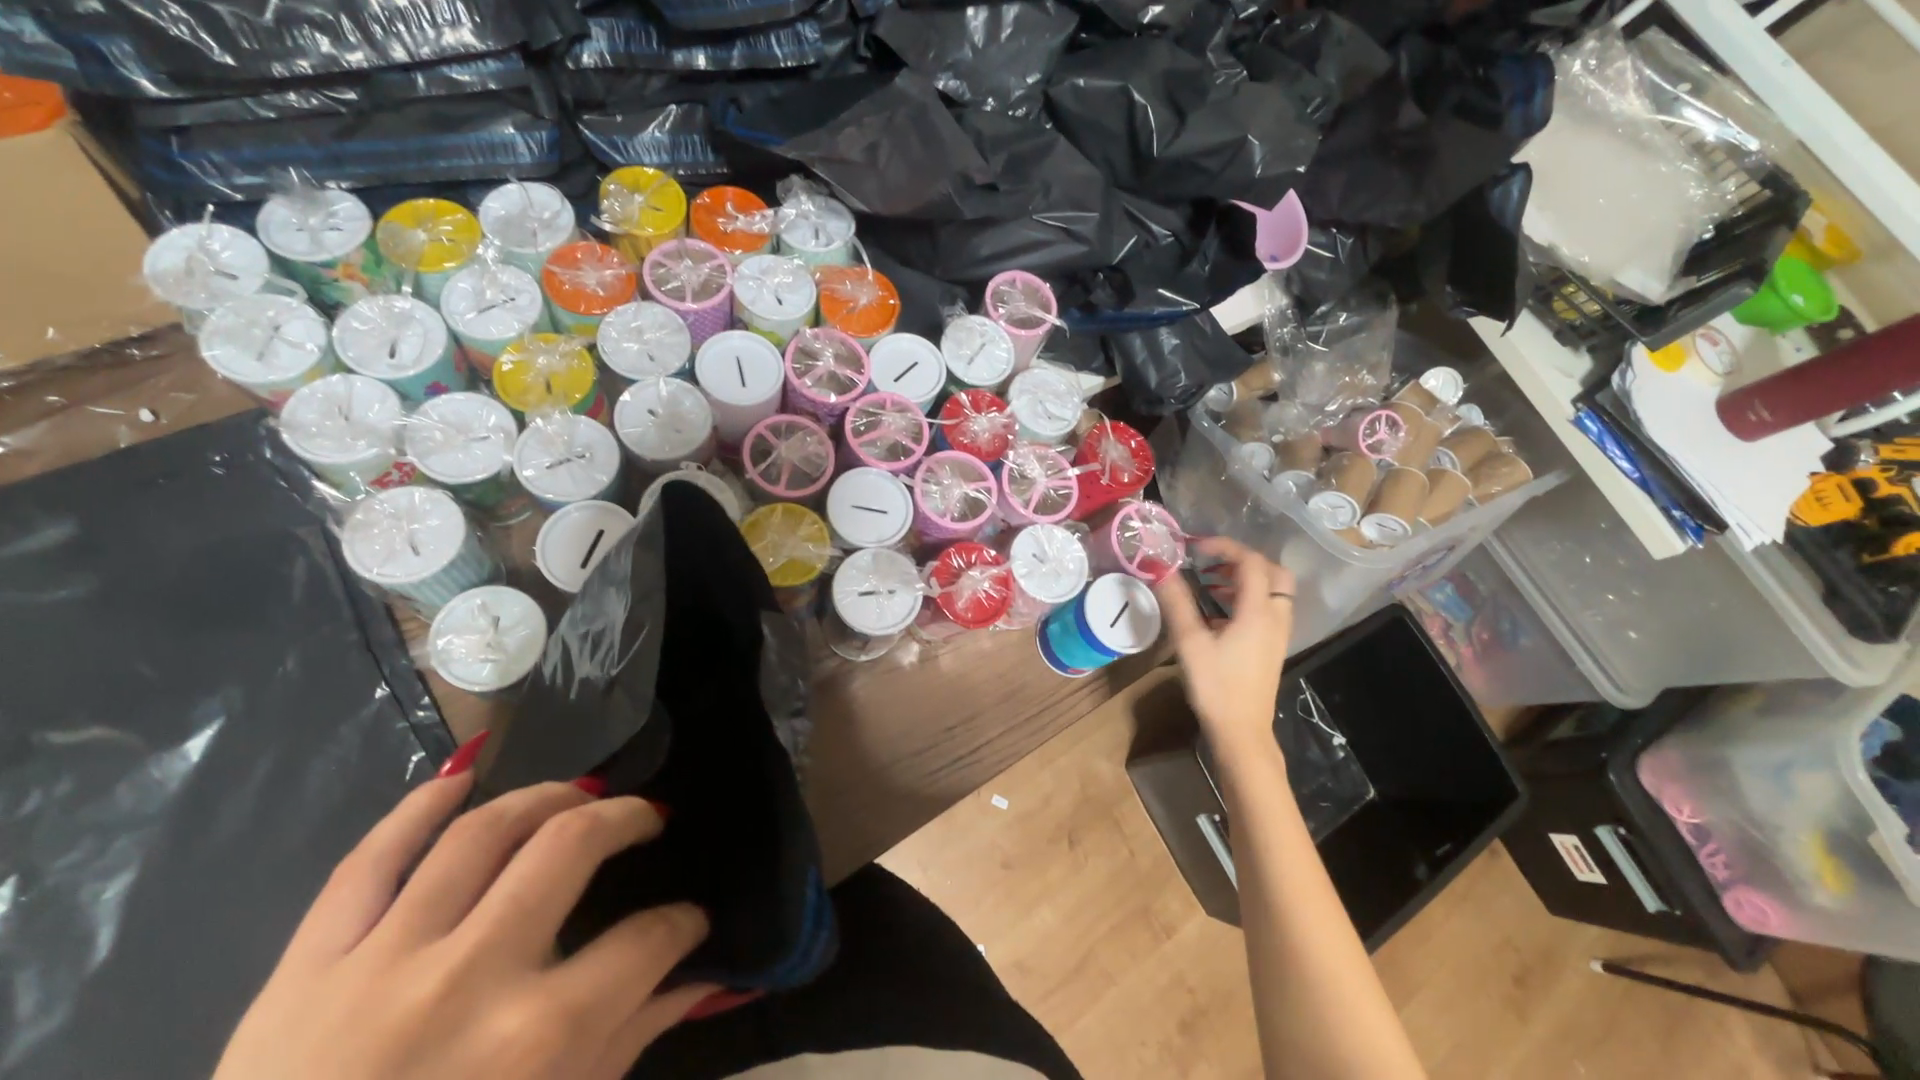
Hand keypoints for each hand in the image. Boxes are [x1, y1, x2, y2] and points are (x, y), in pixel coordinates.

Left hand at [213, 772, 713, 1079]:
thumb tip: (706, 982)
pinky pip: (368, 860)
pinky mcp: (310, 962)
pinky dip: (418, 806)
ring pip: (480, 834)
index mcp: (541, 1035)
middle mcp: (473, 976)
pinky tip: (464, 776)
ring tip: (578, 793)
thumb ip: (631, 1039)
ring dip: (544, 796)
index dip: (684, 922)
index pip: (647, 940)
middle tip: (646, 818)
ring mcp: (385, 959)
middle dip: (626, 818)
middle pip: (568, 847)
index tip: (688, 920)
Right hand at [1155, 537, 1293, 752]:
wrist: (1241, 731)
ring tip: (1211, 585)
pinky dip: (1248, 599)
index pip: (1250, 561)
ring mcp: (1278, 633)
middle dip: (1242, 560)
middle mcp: (1275, 616)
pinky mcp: (1273, 647)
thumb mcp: (1190, 642)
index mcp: (1258, 611)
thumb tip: (1159, 568)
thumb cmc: (1216, 686)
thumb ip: (1176, 601)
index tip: (1196, 548)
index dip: (1225, 546)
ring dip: (1246, 580)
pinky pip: (1268, 608)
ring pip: (1273, 590)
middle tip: (1212, 564)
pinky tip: (1220, 614)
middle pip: (1272, 571)